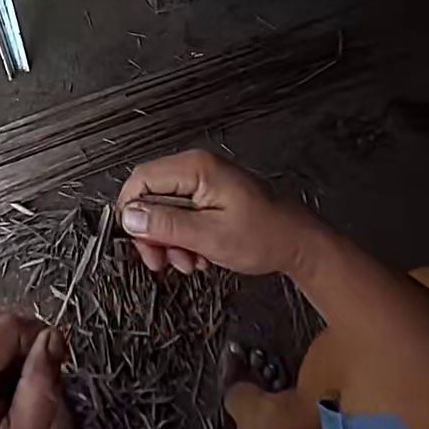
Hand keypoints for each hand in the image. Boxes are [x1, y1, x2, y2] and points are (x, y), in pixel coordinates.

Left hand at [0, 314, 65, 428]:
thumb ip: (40, 384)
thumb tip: (53, 338)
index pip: (10, 325)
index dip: (41, 341)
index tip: (60, 368)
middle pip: (2, 341)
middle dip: (30, 368)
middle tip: (44, 407)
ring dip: (19, 384)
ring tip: (25, 425)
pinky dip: (3, 397)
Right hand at [116, 149, 321, 276]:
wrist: (299, 243)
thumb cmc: (262, 236)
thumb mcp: (209, 236)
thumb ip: (166, 225)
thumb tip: (129, 217)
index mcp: (195, 167)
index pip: (142, 179)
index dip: (132, 211)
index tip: (139, 243)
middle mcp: (195, 167)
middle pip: (151, 194)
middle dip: (153, 231)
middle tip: (161, 262)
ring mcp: (202, 179)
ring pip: (164, 207)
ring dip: (169, 238)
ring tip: (188, 262)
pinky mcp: (208, 194)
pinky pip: (180, 212)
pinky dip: (182, 236)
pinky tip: (198, 254)